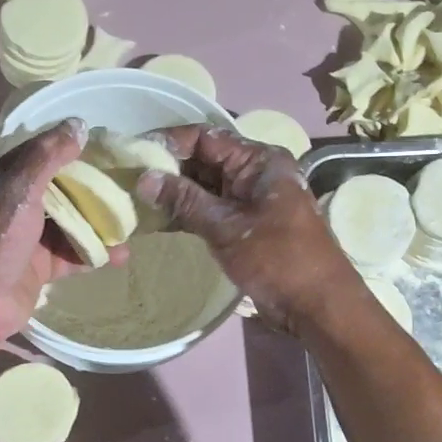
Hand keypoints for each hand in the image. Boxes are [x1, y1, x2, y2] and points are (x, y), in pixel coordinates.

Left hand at [0, 119, 126, 349]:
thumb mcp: (20, 190)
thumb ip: (48, 156)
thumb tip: (79, 125)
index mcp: (4, 180)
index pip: (42, 155)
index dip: (71, 149)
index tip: (108, 147)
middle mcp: (16, 205)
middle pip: (61, 190)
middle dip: (92, 189)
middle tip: (129, 185)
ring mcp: (29, 238)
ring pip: (71, 224)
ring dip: (99, 224)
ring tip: (131, 222)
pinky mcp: (40, 267)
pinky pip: (73, 255)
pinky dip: (95, 254)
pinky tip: (120, 255)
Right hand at [135, 124, 357, 334]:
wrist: (316, 304)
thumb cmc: (277, 258)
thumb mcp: (227, 227)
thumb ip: (184, 200)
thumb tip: (143, 179)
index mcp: (258, 161)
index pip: (205, 137)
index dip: (168, 141)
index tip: (133, 153)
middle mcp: (253, 173)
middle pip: (202, 159)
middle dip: (165, 168)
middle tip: (125, 178)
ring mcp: (248, 200)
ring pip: (202, 186)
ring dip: (171, 193)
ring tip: (133, 200)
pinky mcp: (243, 225)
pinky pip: (208, 209)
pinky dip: (184, 213)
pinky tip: (155, 221)